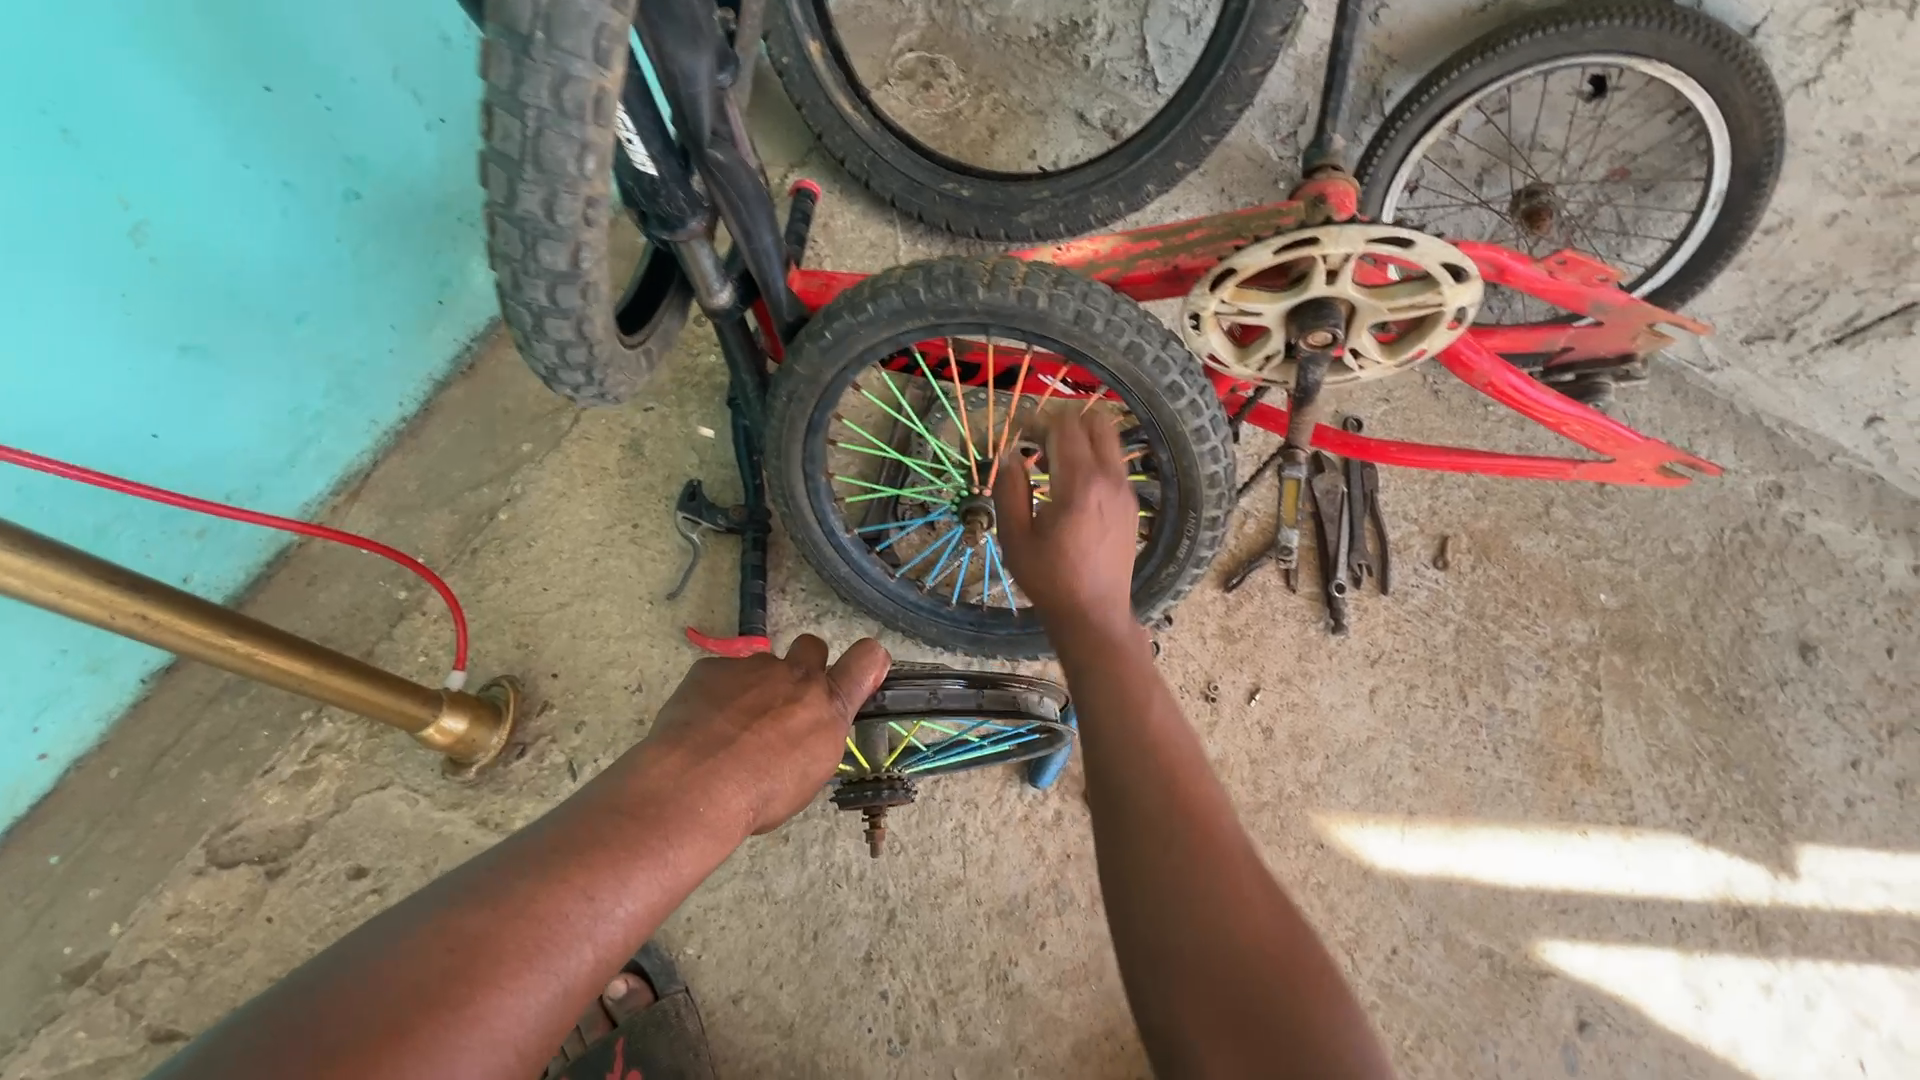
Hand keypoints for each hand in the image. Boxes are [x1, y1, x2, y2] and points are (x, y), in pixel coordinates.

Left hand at [635, 635, 890, 834]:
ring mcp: (751, 666)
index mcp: (827, 705)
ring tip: (731, 728)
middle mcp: (795, 676)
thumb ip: (819, 734)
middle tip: (783, 705)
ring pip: (762, 666)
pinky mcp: (712, 668)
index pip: (867, 657)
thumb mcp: (810, 772)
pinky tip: (702, 726)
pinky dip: (716, 695)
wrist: (693, 787)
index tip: (859, 673)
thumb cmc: (759, 796)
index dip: (867, 661)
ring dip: (755, 688)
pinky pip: (722, 675)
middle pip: (813, 646)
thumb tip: (816, 723)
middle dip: (803, 668)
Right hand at [992, 411, 1138, 629]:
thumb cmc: (1048, 579)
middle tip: (1038, 443)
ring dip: (1081, 440)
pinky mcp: (1131, 504)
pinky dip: (1093, 459)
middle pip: (1095, 421)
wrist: (1093, 613)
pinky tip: (1071, 486)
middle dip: (1064, 423)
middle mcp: (1109, 479)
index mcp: (1079, 484)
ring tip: (1053, 463)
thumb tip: (1010, 457)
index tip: (1018, 436)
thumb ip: (1010, 489)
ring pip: (1108, 440)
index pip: (1063, 427)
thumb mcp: (1015, 537)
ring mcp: (1125, 491)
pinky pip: (1114, 464)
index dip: (1037, 422)